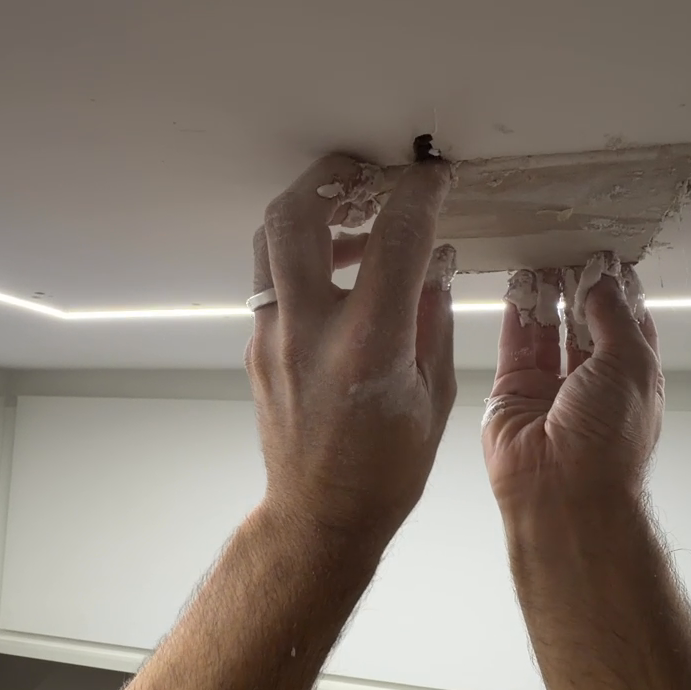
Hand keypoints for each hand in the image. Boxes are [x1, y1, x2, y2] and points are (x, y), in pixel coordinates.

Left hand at [248, 154, 458, 542]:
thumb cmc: (385, 470)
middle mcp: (310, 331)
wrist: (319, 515)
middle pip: (293, 216)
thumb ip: (433, 319)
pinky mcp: (256, 349)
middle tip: (364, 174)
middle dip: (327, 176)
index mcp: (370, 344)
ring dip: (307, 217)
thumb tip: (432, 265)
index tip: (433, 176)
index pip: (394, 238)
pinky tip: (335, 283)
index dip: (418, 193)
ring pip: (267, 243)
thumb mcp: (434, 396)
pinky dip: (300, 263)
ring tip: (353, 230)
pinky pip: (271, 284)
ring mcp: (273, 339)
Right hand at [480, 261, 663, 535]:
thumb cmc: (609, 438)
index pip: (625, 325)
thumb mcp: (631, 364)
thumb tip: (602, 283)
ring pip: (545, 332)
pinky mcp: (511, 392)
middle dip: (575, 291)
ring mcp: (548, 389)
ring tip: (539, 262)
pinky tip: (516, 288)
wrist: (561, 490)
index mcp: (629, 379)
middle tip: (566, 255)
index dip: (616, 293)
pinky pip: (512, 347)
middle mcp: (589, 383)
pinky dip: (514, 317)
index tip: (605, 261)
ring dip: (544, 299)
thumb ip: (614, 317)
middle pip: (581, 325)